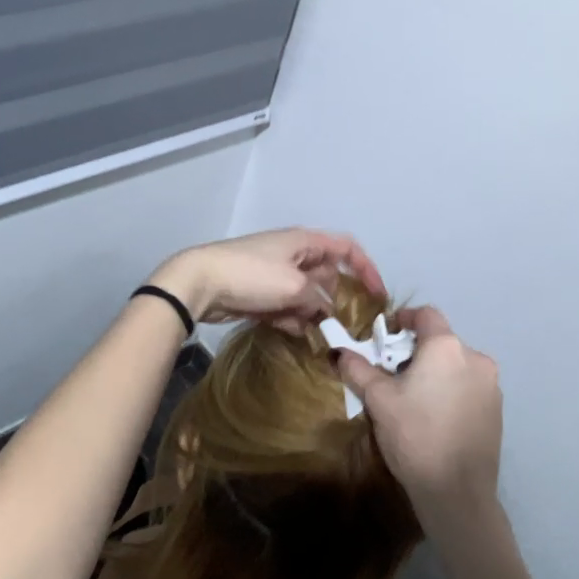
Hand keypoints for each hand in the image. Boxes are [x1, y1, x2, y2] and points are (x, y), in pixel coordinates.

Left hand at [148, 228, 386, 329]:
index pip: (345, 248)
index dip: (365, 268)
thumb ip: (319, 301)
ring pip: (306, 296)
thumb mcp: (294, 287)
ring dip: (315, 314)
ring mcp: (274, 276)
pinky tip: (298, 335)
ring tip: (326, 337)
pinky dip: (293, 320)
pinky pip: (286, 308)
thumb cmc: (251, 275)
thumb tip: (328, 314)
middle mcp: (292, 255)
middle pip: (327, 276)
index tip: (377, 294)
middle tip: (351, 326)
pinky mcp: (259, 295)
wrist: (200, 283)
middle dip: (337, 299)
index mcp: (304, 242)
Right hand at [335, 306, 502, 516]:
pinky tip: (433, 416)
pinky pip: (468, 387)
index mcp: (447, 348)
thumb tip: (339, 352)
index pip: (426, 314)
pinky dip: (449, 390)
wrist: (456, 491)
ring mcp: (491, 386)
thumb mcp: (377, 399)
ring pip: (455, 365)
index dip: (403, 318)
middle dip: (414, 351)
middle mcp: (475, 358)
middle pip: (441, 341)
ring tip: (412, 398)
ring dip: (433, 371)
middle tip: (391, 373)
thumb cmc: (414, 434)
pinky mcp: (497, 410)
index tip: (383, 338)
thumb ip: (358, 369)